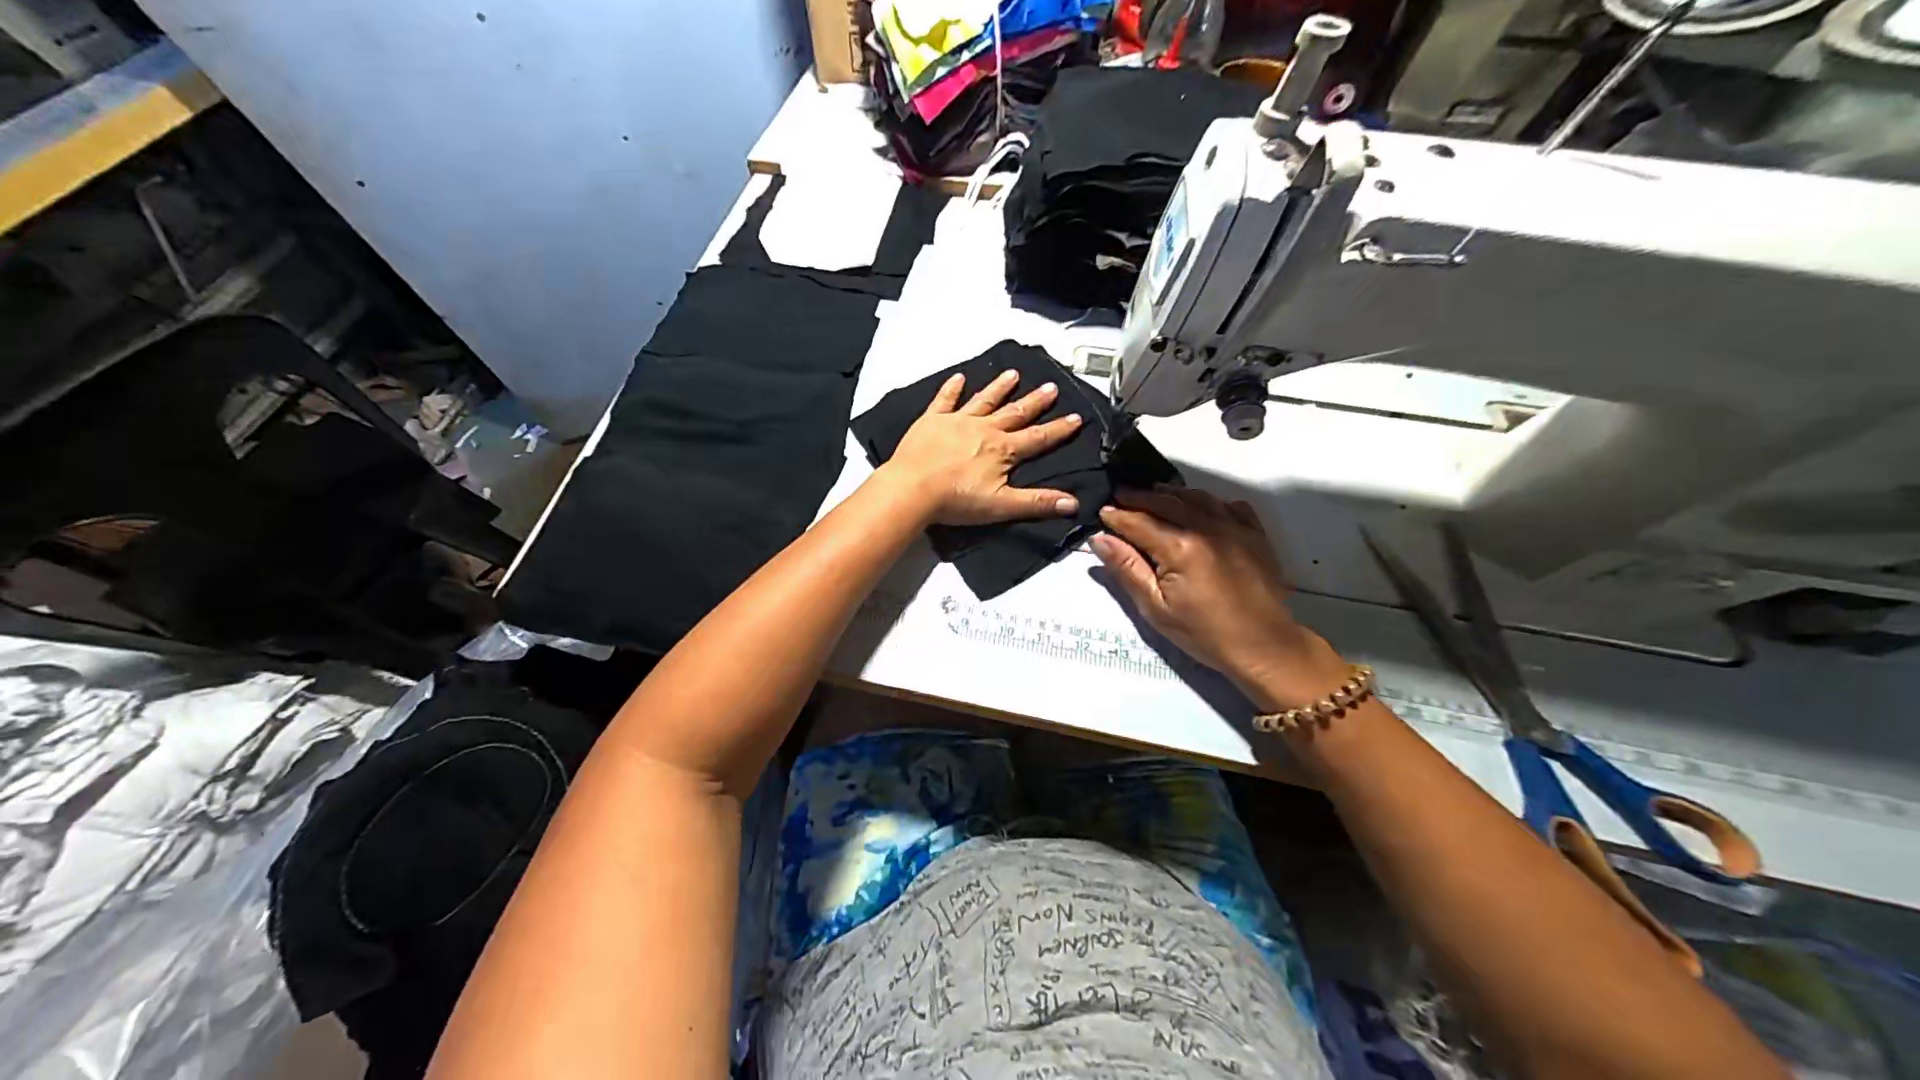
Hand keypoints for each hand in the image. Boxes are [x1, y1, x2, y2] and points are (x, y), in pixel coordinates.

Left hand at [876, 369, 1084, 525]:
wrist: (912, 489)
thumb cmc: (956, 500)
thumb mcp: (1002, 506)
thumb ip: (1037, 502)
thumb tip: (1072, 503)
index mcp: (1002, 449)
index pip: (1037, 438)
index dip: (1058, 429)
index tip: (1076, 417)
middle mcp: (983, 429)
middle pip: (1015, 413)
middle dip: (1035, 401)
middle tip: (1051, 387)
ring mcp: (957, 422)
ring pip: (984, 400)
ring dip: (1000, 388)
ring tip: (1013, 374)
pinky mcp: (931, 421)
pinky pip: (945, 400)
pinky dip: (952, 388)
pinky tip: (959, 377)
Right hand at [1091, 487, 1346, 706]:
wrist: (1264, 645)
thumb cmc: (1204, 634)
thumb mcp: (1155, 608)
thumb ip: (1127, 568)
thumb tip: (1100, 539)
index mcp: (1180, 547)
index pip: (1138, 520)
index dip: (1116, 515)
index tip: (1100, 512)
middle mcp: (1207, 526)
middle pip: (1165, 501)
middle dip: (1138, 497)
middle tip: (1120, 497)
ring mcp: (1235, 526)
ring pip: (1195, 496)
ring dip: (1170, 494)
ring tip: (1152, 496)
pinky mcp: (1254, 532)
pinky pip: (1226, 504)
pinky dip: (1207, 501)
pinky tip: (1197, 509)